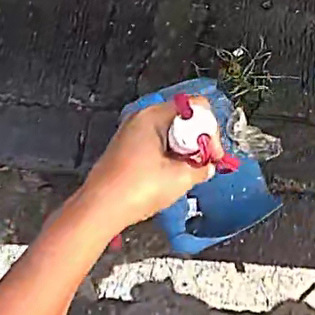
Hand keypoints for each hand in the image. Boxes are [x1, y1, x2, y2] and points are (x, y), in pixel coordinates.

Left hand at [73, 99, 215, 234]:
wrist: (101, 207)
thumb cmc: (137, 188)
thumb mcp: (180, 178)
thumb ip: (202, 167)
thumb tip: (208, 165)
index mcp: (153, 116)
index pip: (195, 107)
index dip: (210, 130)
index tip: (213, 155)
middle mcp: (141, 117)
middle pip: (182, 118)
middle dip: (198, 141)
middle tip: (205, 165)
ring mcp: (132, 131)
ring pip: (170, 132)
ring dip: (185, 150)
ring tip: (188, 173)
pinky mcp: (127, 147)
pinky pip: (157, 142)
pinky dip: (169, 155)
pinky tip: (170, 176)